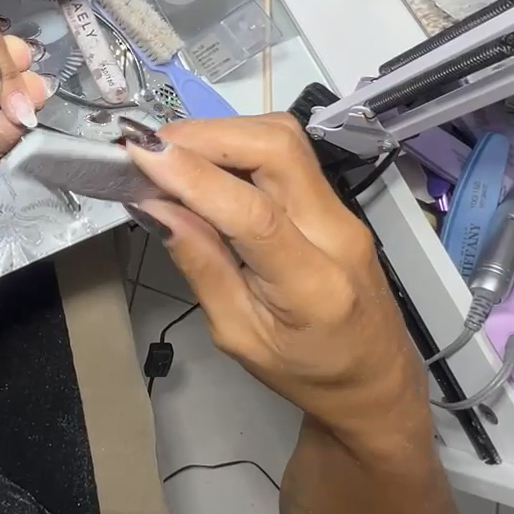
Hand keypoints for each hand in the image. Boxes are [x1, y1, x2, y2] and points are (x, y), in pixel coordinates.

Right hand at [125, 115, 430, 452]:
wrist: (375, 380)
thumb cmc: (304, 371)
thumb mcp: (236, 334)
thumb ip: (199, 264)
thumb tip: (153, 205)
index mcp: (312, 285)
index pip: (252, 212)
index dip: (192, 175)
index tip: (138, 153)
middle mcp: (336, 233)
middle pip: (277, 148)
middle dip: (205, 134)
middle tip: (149, 147)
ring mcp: (340, 209)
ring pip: (281, 137)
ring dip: (218, 132)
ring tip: (170, 152)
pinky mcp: (332, 198)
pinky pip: (283, 149)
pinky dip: (234, 142)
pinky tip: (202, 160)